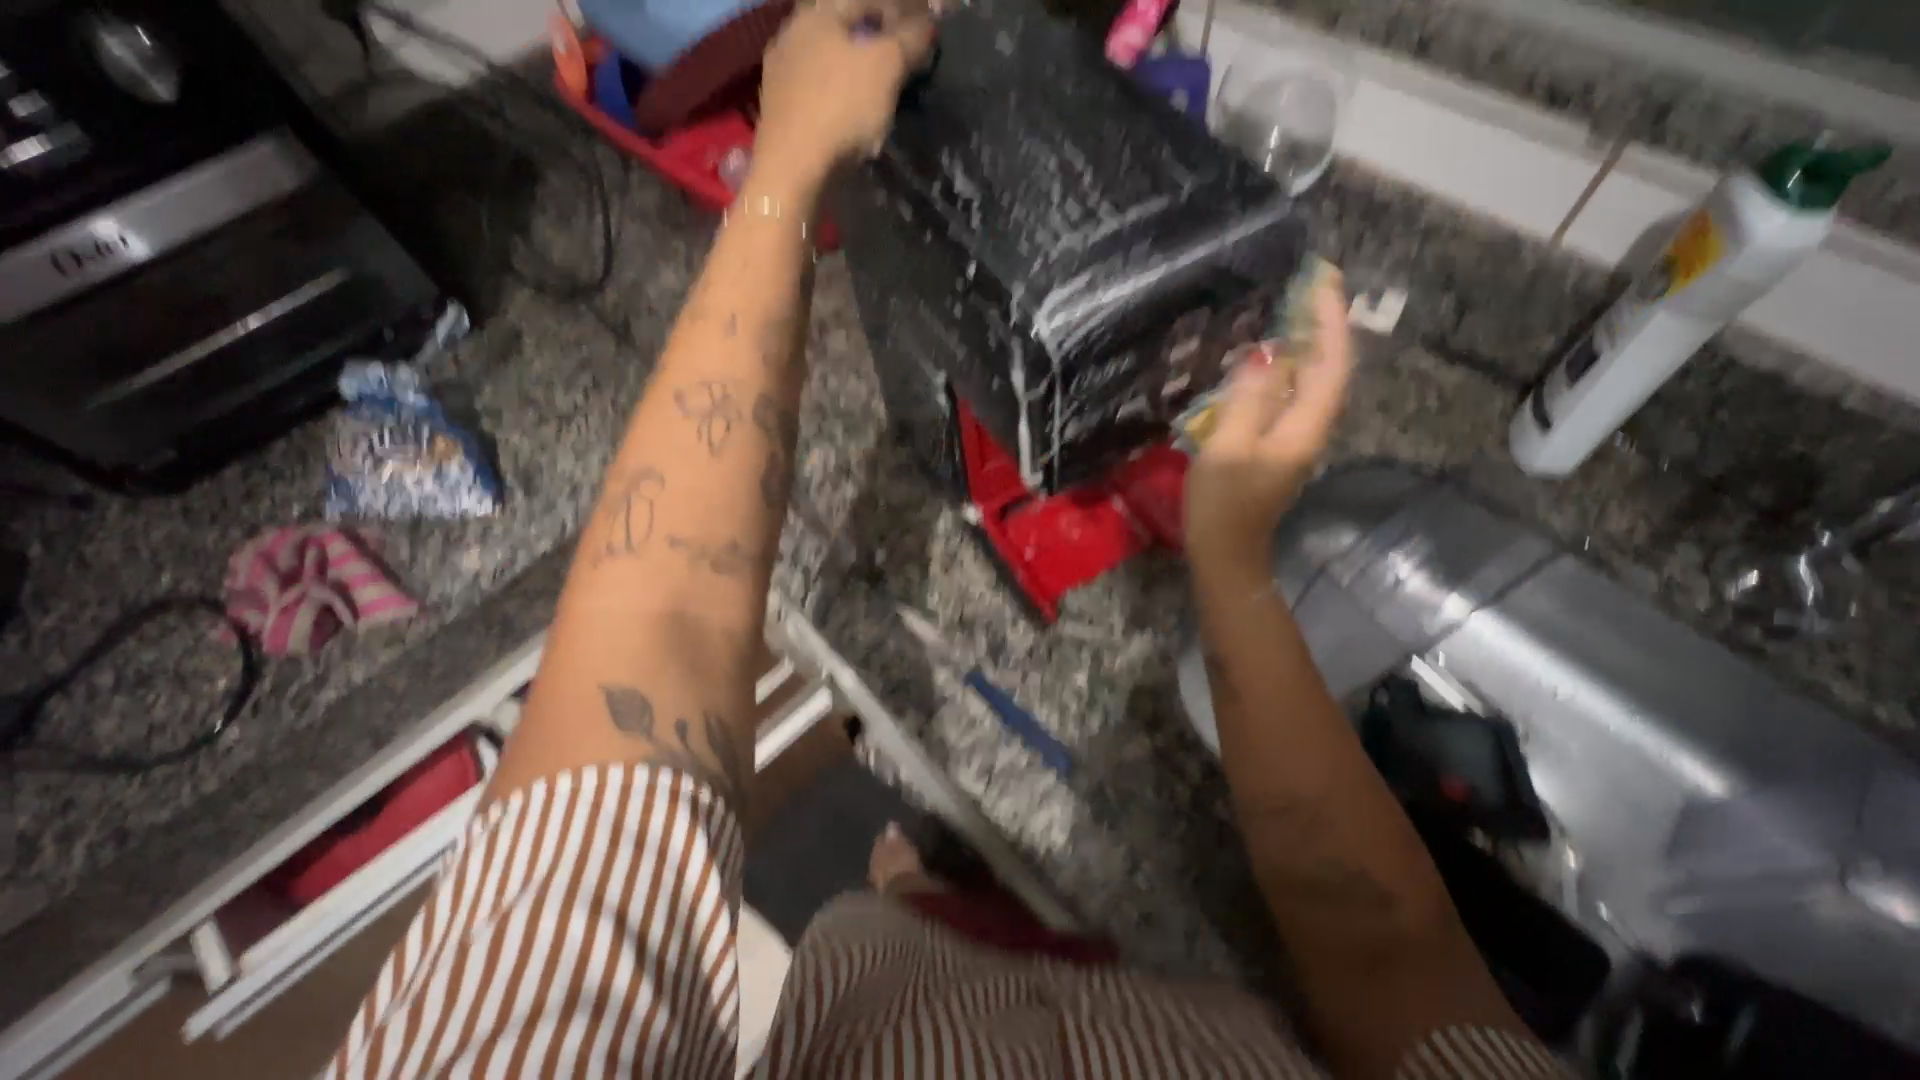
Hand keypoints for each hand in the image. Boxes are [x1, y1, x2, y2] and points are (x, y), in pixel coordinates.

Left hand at [750, 0, 936, 196]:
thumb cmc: (842, 107)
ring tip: (881, 90)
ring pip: (829, 59)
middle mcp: (792, 33)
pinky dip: (839, 94)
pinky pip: (817, 89)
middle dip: (875, 41)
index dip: (900, 14)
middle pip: (844, 29)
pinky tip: (852, 111)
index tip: (922, 37)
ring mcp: (781, 72)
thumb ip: (910, 39)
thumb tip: (928, 26)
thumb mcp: (887, 66)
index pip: (865, 1)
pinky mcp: (779, 107)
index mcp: (817, 13)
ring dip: (856, 69)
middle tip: (903, 62)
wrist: (793, 167)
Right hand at [1185, 274, 1353, 569]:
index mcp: (1305, 427)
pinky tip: (1269, 360)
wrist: (1226, 553)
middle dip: (1323, 326)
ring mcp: (1296, 439)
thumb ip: (1249, 399)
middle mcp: (1311, 429)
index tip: (1324, 282)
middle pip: (1328, 369)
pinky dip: (1288, 370)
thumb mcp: (1228, 447)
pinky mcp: (1280, 446)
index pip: (1330, 363)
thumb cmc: (1223, 504)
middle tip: (1310, 287)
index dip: (1330, 321)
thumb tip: (1268, 355)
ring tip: (1292, 311)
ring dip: (1307, 346)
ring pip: (1312, 382)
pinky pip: (1293, 397)